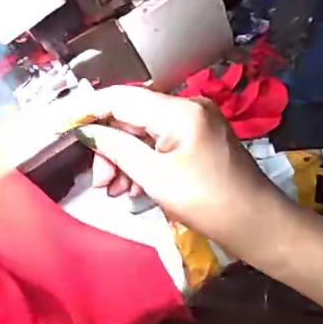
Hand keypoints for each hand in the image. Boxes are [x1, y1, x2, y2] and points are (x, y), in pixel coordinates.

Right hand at [63, 85, 295, 255]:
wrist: (260, 224)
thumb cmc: (208, 202)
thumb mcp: (155, 178)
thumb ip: (117, 149)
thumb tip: (87, 131)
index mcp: (179, 110)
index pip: (120, 99)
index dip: (87, 110)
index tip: (62, 125)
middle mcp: (188, 106)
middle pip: (131, 117)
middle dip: (110, 148)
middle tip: (100, 182)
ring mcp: (196, 121)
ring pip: (144, 132)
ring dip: (124, 159)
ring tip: (115, 191)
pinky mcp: (200, 137)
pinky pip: (160, 142)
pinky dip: (144, 162)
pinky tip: (134, 187)